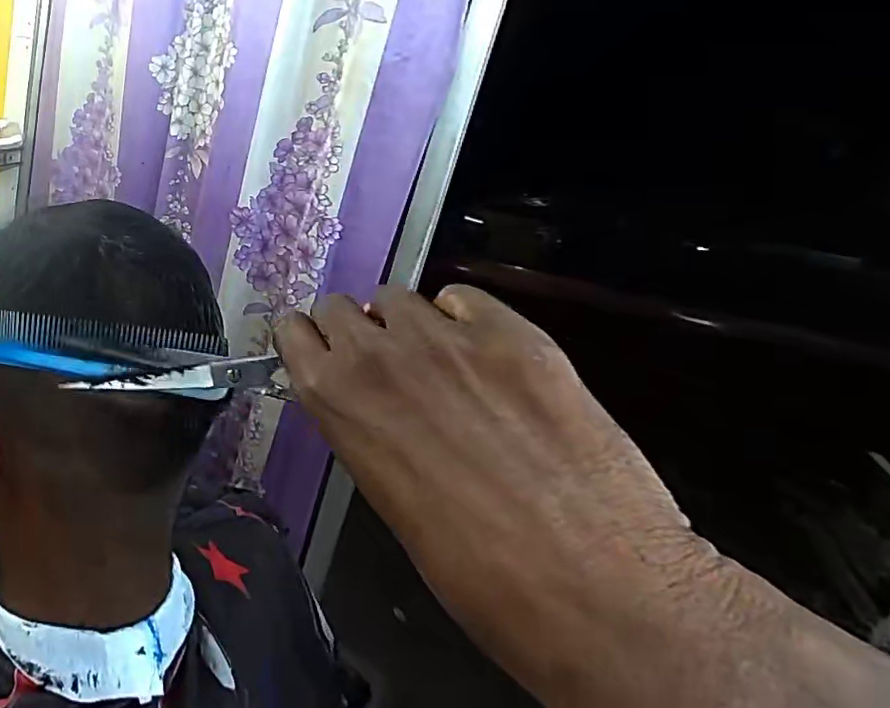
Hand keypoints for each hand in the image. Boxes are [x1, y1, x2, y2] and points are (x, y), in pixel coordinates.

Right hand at [273, 286, 711, 695]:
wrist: (598, 592)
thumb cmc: (472, 565)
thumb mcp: (380, 488)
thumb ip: (358, 422)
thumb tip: (364, 397)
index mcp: (331, 394)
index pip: (291, 329)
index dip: (311, 342)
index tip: (328, 355)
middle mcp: (374, 353)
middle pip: (338, 305)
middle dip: (355, 331)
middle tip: (388, 366)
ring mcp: (443, 338)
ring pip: (397, 297)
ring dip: (408, 325)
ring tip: (444, 365)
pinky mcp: (512, 334)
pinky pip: (462, 298)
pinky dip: (466, 320)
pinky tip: (488, 361)